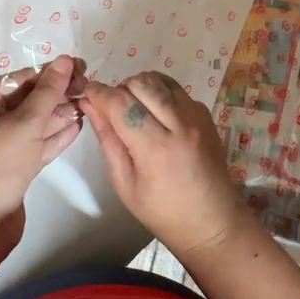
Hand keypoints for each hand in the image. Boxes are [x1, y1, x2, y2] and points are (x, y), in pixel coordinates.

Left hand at [0, 56, 87, 235]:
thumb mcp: (24, 125)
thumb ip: (48, 92)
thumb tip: (65, 59)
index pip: (19, 78)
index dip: (51, 72)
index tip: (81, 67)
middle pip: (27, 100)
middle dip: (57, 93)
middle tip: (89, 86)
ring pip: (34, 123)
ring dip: (60, 114)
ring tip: (88, 103)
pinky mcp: (11, 169)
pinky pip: (35, 145)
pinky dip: (54, 136)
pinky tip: (78, 127)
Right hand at [82, 71, 249, 258]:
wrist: (212, 219)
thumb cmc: (163, 212)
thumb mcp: (125, 185)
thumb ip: (108, 141)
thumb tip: (90, 106)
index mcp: (155, 148)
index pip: (121, 104)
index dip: (99, 93)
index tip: (87, 92)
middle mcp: (179, 124)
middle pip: (141, 83)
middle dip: (120, 88)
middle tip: (112, 106)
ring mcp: (195, 114)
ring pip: (160, 79)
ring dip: (140, 86)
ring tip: (133, 108)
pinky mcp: (205, 111)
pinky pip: (176, 88)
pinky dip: (159, 92)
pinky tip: (155, 113)